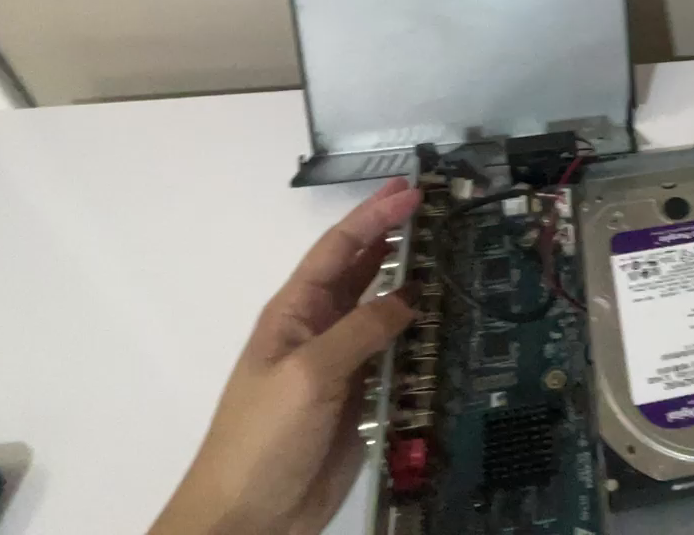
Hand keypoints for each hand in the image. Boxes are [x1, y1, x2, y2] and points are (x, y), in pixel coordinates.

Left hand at [151, 179, 421, 534]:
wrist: (247, 521)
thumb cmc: (262, 437)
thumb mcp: (309, 373)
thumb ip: (361, 329)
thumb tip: (410, 296)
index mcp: (295, 311)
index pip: (339, 248)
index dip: (374, 216)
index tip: (411, 192)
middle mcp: (320, 325)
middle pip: (361, 268)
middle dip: (393, 234)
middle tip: (433, 207)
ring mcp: (342, 359)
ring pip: (382, 305)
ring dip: (410, 278)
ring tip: (446, 252)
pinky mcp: (362, 391)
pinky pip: (395, 348)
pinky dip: (420, 327)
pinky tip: (444, 316)